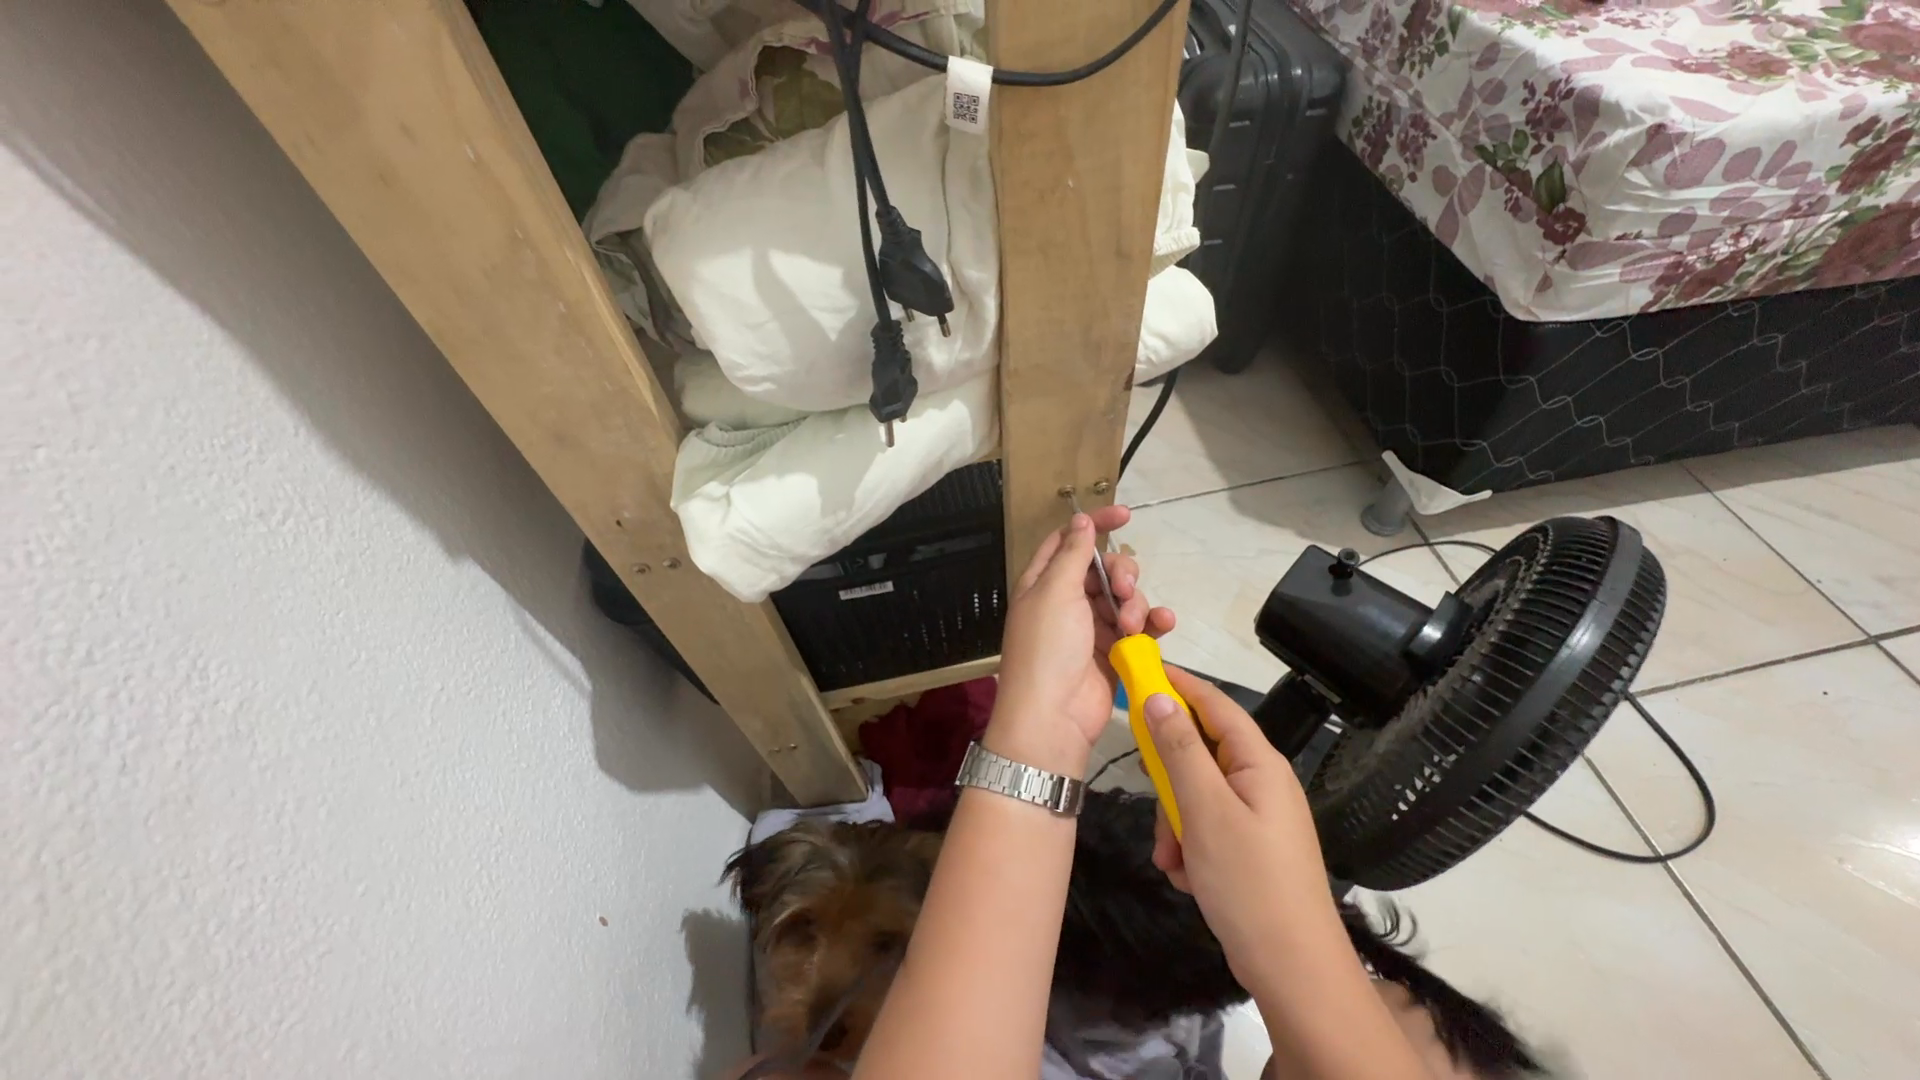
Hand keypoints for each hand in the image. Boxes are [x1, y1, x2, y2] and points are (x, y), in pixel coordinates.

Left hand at [988, 506, 1174, 776]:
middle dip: (1123, 573)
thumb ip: (1072, 554)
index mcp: (1044, 582)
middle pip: (1104, 569)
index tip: (1125, 514)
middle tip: (1126, 589)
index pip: (1069, 540)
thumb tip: (1080, 520)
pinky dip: (1152, 623)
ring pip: (1125, 598)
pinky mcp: (1113, 652)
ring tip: (1131, 625)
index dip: (1094, 524)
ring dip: (1136, 603)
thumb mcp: (1055, 593)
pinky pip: (1138, 628)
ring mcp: (1091, 628)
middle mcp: (1066, 602)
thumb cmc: (1047, 649)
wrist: (1054, 717)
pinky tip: (1163, 624)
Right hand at [1146, 667, 1329, 992]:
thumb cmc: (1249, 882)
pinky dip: (1188, 846)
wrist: (1293, 968)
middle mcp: (1260, 782)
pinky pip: (1205, 827)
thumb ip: (1179, 750)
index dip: (1178, 684)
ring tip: (1172, 859)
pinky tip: (1187, 876)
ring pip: (1196, 795)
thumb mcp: (1204, 810)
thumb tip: (1158, 697)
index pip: (1215, 704)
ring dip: (1174, 823)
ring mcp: (1256, 817)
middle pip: (1199, 753)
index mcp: (1259, 763)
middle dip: (1169, 781)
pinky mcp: (1248, 848)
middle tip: (1153, 803)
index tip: (1138, 671)